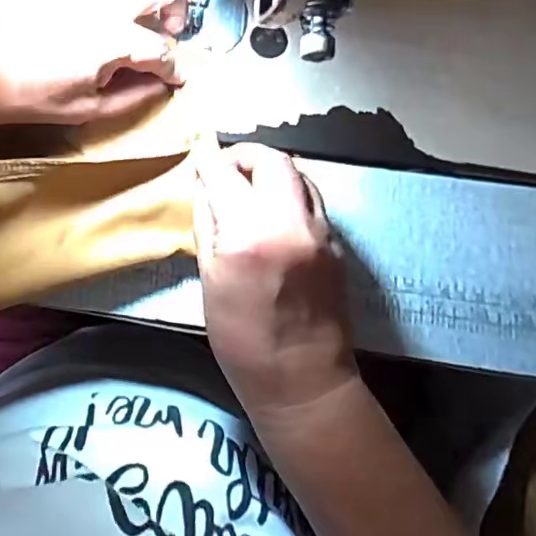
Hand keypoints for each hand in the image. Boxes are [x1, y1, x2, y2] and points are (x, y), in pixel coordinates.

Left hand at [0, 0, 184, 126]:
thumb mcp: (82, 109)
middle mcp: (104, 0)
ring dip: (137, 0)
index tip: (173, 76)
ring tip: (121, 25)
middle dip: (175, 9)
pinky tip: (79, 19)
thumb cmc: (24, 96)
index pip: (164, 48)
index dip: (173, 66)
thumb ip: (130, 97)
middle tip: (166, 29)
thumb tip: (158, 86)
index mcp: (115, 38)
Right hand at [194, 143, 355, 414]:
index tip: (197, 154)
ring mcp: (321, 233)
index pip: (224, 174)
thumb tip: (205, 191)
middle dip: (244, 156)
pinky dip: (288, 193)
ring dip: (270, 171)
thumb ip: (207, 226)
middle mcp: (291, 224)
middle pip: (272, 160)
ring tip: (248, 188)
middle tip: (224, 169)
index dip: (207, 159)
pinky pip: (311, 201)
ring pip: (299, 174)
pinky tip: (271, 215)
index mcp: (249, 235)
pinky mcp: (338, 245)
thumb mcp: (208, 279)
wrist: (302, 380)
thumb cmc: (240, 338)